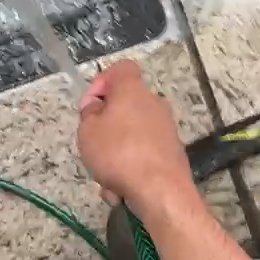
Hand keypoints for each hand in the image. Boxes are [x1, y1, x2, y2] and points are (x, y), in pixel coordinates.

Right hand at [77, 62, 197, 220]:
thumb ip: (89, 114)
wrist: (160, 190)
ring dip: (115, 154)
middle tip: (92, 143)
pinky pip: (142, 155)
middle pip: (125, 105)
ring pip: (131, 135)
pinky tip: (120, 190)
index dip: (101, 82)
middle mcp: (154, 103)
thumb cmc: (118, 153)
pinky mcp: (171, 153)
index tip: (89, 106)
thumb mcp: (87, 131)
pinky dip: (130, 169)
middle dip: (106, 125)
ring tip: (105, 177)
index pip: (121, 69)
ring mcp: (166, 129)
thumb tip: (97, 108)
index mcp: (133, 90)